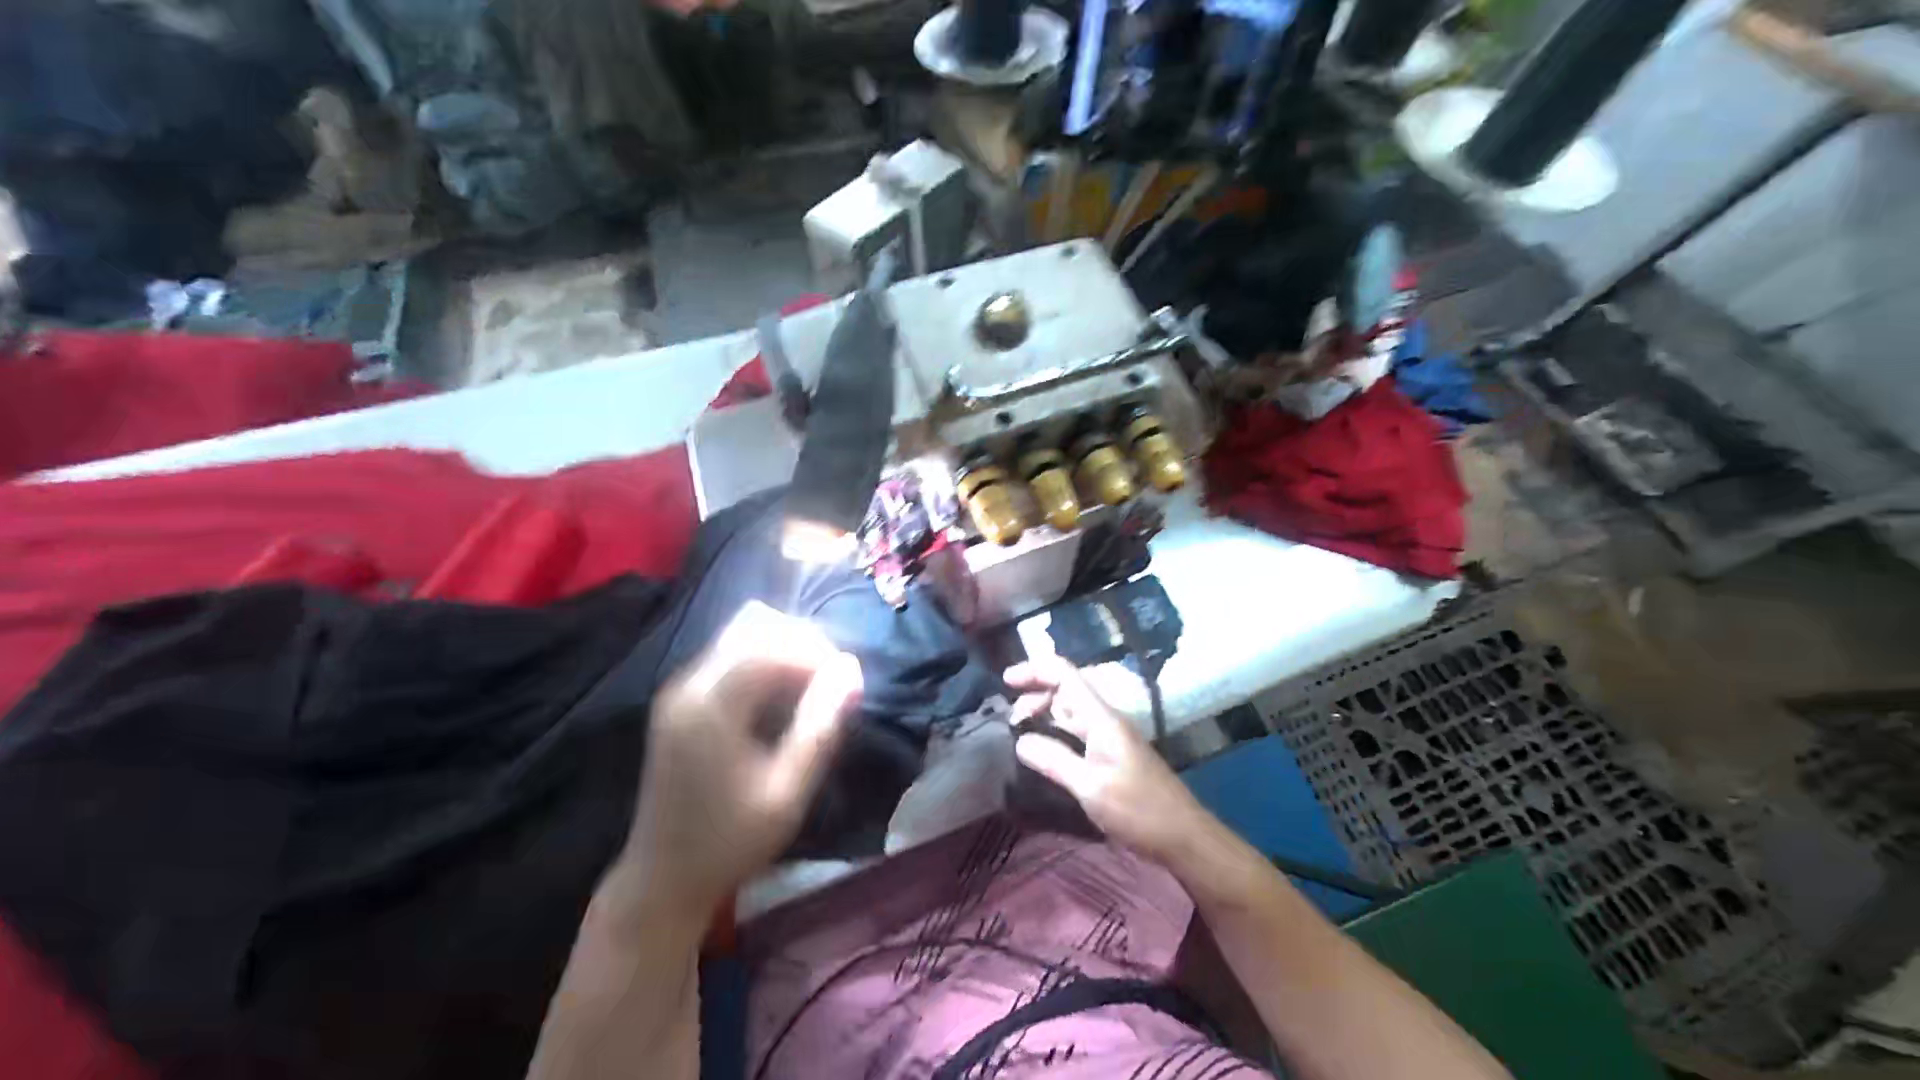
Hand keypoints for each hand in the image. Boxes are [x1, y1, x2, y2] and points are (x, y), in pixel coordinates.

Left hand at [626, 602, 863, 919]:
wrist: (662, 880)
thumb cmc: (730, 843)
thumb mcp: (786, 793)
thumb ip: (820, 728)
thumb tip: (852, 670)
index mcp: (709, 708)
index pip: (769, 646)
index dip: (815, 651)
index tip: (847, 679)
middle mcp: (688, 686)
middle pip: (752, 625)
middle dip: (801, 640)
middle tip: (833, 679)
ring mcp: (678, 690)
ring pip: (739, 634)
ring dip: (783, 646)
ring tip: (813, 683)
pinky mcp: (678, 700)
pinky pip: (727, 655)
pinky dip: (762, 659)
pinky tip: (782, 693)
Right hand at [1008, 656, 1215, 866]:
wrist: (1184, 836)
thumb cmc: (1138, 810)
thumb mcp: (1090, 787)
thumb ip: (1054, 760)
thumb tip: (1020, 741)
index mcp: (1102, 718)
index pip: (1065, 675)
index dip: (1035, 670)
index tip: (1006, 681)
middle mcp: (1107, 720)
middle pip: (1067, 689)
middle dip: (1036, 693)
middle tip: (1012, 719)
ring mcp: (1112, 737)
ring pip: (1073, 710)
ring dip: (1046, 712)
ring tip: (1022, 731)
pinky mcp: (1114, 755)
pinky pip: (1080, 730)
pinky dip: (1058, 730)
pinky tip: (1047, 750)